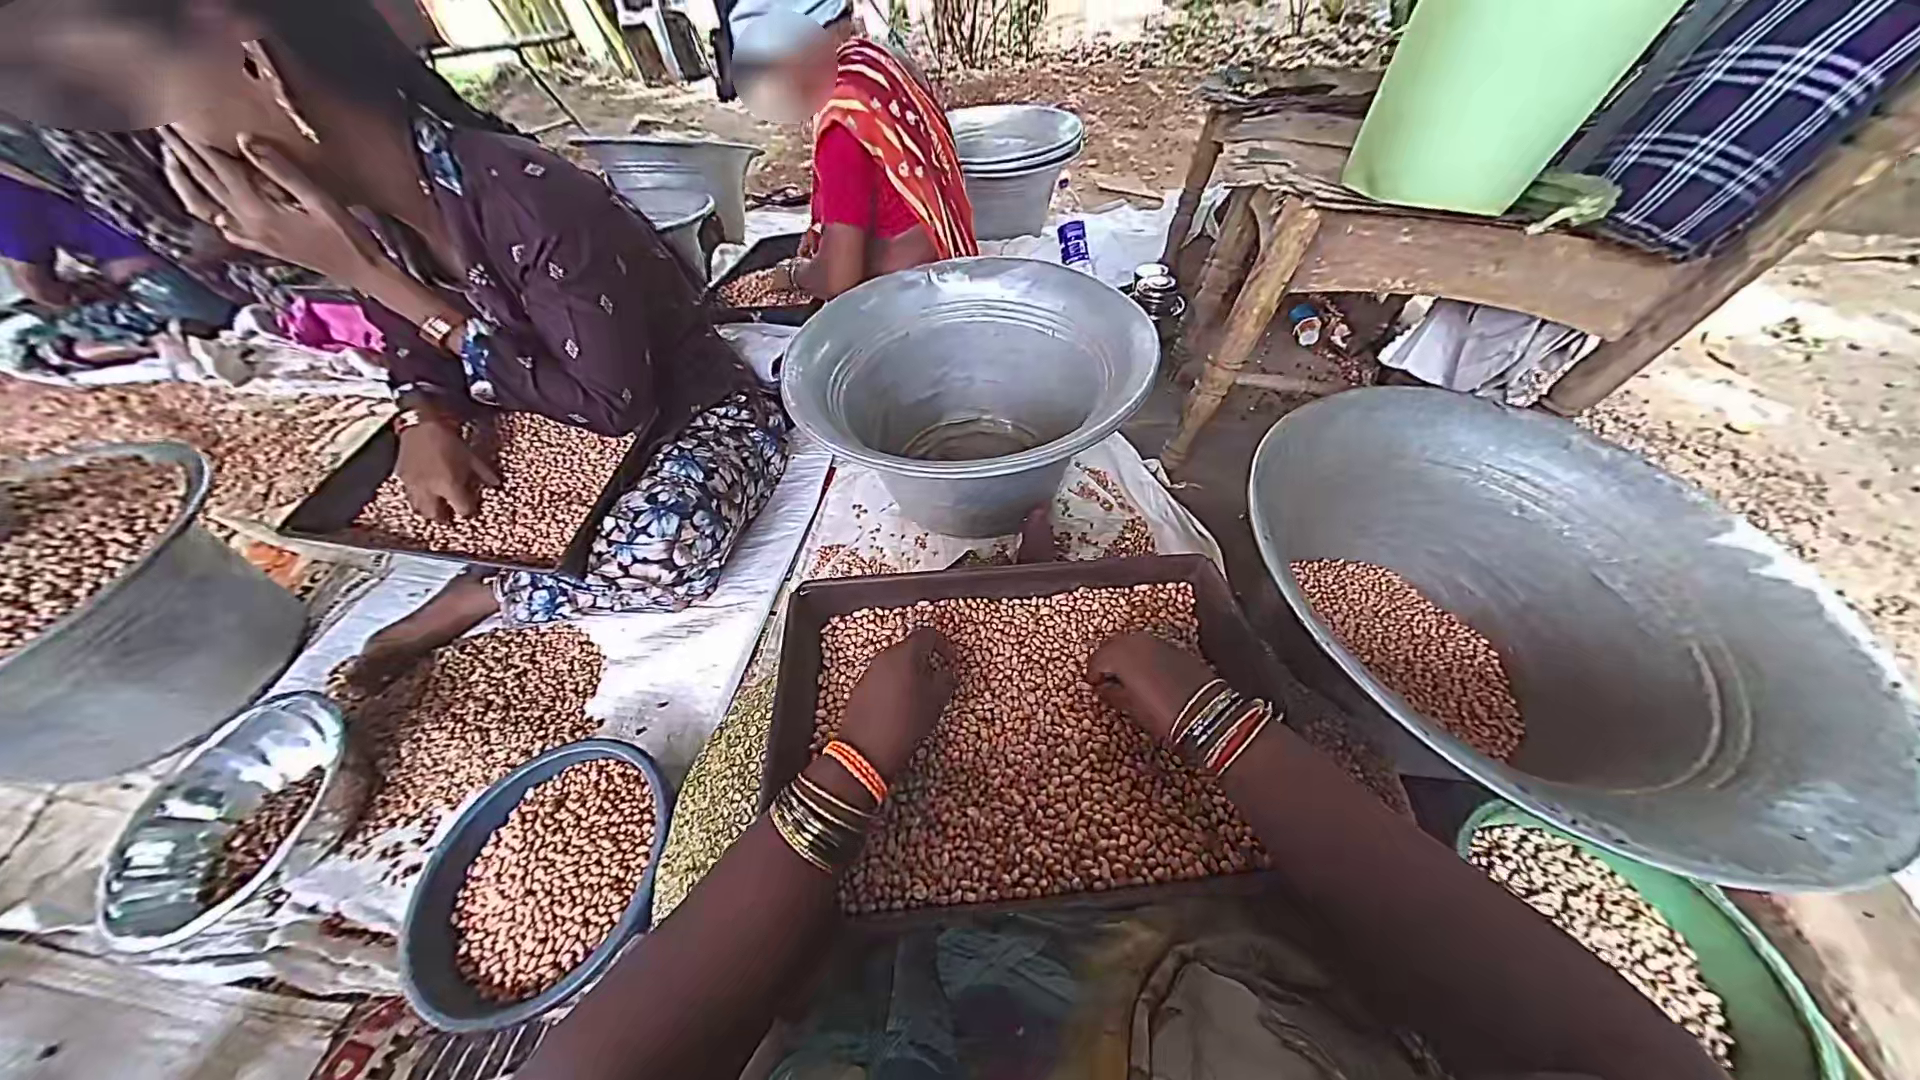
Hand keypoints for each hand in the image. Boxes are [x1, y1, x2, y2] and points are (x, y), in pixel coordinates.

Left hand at [158, 127, 385, 285]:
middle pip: (203, 178)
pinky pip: (222, 225)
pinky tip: (207, 203)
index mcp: (258, 209)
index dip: (195, 136)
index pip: (217, 164)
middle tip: (159, 121)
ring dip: (182, 177)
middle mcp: (245, 221)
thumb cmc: (352, 240)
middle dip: (181, 149)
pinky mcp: (261, 246)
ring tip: (171, 156)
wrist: (367, 274)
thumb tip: (245, 139)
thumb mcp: (323, 203)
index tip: (173, 112)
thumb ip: (283, 172)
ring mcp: (251, 236)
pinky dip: (207, 210)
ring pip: (201, 201)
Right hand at [395, 416, 499, 521]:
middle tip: (450, 516)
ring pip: (418, 509)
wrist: (421, 427)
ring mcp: (413, 485)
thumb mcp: (472, 459)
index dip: (468, 511)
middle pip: (435, 515)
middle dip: (444, 517)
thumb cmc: (450, 443)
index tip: (471, 509)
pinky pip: (408, 496)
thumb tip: (496, 484)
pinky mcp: (401, 478)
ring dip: (428, 511)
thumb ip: (485, 474)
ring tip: (436, 509)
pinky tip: (424, 496)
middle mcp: (429, 490)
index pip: (462, 510)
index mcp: (449, 486)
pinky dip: (417, 499)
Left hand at [835, 627, 954, 781]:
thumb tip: (948, 671)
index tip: (951, 661)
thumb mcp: (936, 700)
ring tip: (921, 696)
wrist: (866, 749)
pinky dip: (895, 685)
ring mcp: (870, 671)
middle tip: (938, 680)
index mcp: (906, 653)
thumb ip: (946, 679)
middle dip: (927, 661)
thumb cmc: (907, 721)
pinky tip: (900, 706)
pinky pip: (883, 678)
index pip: (928, 634)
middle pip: (910, 648)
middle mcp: (885, 656)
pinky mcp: (860, 687)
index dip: (944, 645)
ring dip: (911, 673)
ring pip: (896, 664)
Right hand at [1088, 631, 1218, 742]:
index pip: (1096, 659)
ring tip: (1125, 678)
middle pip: (1112, 646)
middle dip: (1106, 661)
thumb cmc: (1162, 713)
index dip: (1093, 674)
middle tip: (1106, 680)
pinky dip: (1142, 657)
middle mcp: (1136, 641)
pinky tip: (1145, 674)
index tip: (1093, 686)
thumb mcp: (1130, 706)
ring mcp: (1157, 642)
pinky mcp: (1174, 648)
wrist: (1206, 713)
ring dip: (1124, 657)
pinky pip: (1148, 647)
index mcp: (1120, 654)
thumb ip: (1111, 693)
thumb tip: (1103, 687)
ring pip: (1131, 643)